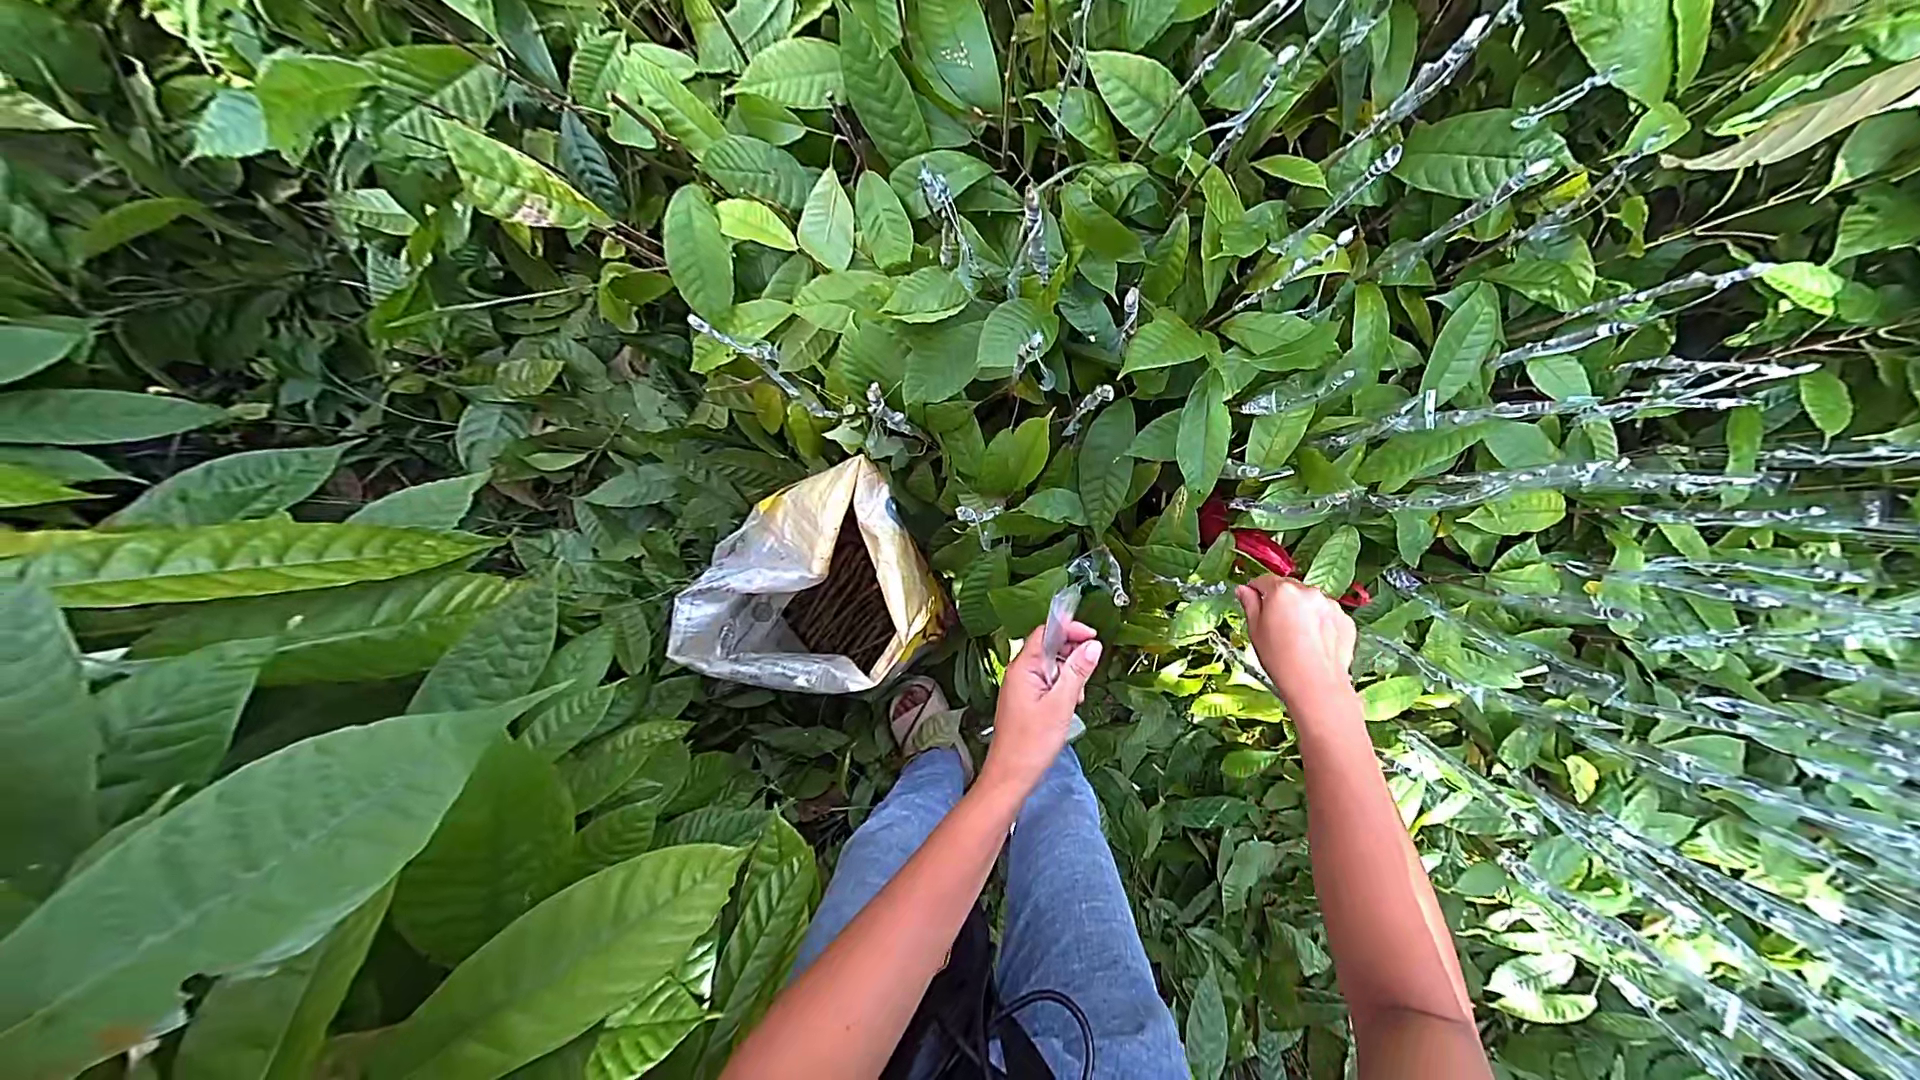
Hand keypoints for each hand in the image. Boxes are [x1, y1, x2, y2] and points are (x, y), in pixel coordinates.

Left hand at [985, 620, 1101, 791]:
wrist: (1011, 775)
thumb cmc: (1031, 744)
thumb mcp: (1062, 704)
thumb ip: (1077, 672)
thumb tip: (1092, 646)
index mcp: (1023, 667)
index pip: (1046, 632)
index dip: (1070, 629)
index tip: (1092, 635)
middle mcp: (1019, 672)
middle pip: (1049, 646)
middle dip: (1073, 654)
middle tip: (1090, 668)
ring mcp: (1021, 685)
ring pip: (1051, 665)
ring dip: (1069, 673)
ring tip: (1078, 695)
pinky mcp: (1025, 699)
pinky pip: (1047, 681)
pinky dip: (1062, 687)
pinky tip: (1069, 704)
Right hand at [1236, 576, 1356, 709]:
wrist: (1316, 684)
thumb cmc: (1282, 659)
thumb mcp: (1255, 629)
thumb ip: (1250, 604)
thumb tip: (1244, 590)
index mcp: (1282, 591)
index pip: (1264, 580)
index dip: (1255, 590)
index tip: (1252, 599)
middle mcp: (1308, 592)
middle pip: (1288, 588)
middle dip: (1280, 601)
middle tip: (1274, 624)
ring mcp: (1330, 605)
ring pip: (1308, 601)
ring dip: (1301, 611)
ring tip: (1295, 637)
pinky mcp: (1345, 619)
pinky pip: (1326, 614)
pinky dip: (1318, 622)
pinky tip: (1311, 641)